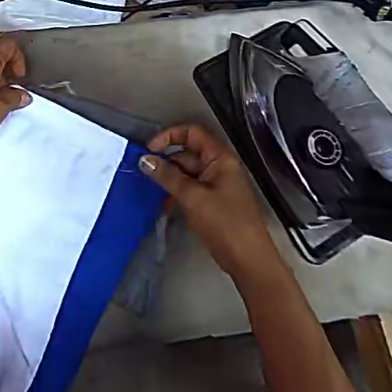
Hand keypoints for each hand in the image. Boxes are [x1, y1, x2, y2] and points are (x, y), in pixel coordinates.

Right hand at [141, 124, 286, 288]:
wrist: (247, 257)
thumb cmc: (225, 222)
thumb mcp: (193, 197)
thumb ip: (168, 177)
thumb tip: (145, 159)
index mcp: (220, 157)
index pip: (193, 133)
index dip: (170, 136)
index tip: (150, 149)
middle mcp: (219, 166)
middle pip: (188, 153)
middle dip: (166, 160)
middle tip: (144, 172)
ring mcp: (216, 184)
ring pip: (187, 172)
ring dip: (169, 179)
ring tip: (151, 189)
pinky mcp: (211, 201)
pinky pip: (190, 188)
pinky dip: (177, 192)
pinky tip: (163, 204)